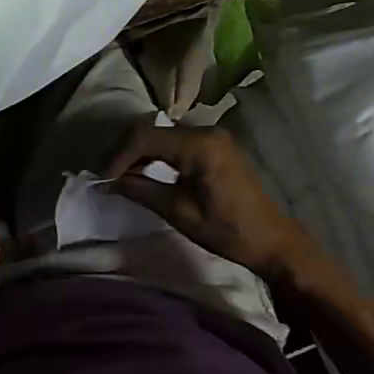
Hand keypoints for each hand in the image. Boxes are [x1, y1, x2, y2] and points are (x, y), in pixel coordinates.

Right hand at [104, 124, 312, 275]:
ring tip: (118, 177)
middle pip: (149, 131)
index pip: (144, 138)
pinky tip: (141, 172)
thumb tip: (108, 182)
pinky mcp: (213, 145)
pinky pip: (173, 141)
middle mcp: (205, 132)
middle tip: (105, 177)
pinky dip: (152, 154)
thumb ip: (140, 190)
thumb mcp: (178, 212)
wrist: (273, 241)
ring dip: (135, 153)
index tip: (101, 179)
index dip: (117, 156)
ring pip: (159, 135)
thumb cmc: (228, 231)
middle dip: (122, 153)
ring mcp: (211, 136)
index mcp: (200, 146)